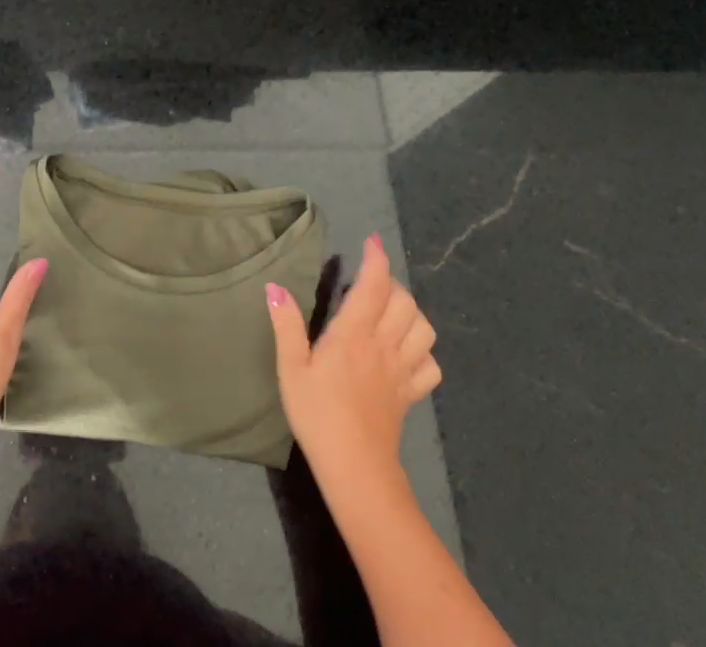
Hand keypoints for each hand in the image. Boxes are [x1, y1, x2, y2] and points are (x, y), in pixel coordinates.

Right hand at [266, 234, 440, 481]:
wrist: (355, 464)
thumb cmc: (317, 413)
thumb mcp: (291, 368)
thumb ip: (286, 326)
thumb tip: (275, 287)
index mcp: (355, 334)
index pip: (374, 285)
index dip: (376, 259)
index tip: (372, 241)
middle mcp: (385, 345)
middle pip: (404, 301)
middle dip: (391, 284)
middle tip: (369, 284)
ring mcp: (403, 370)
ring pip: (423, 328)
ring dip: (411, 312)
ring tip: (389, 312)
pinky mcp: (411, 393)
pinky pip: (430, 364)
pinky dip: (422, 351)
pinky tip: (405, 354)